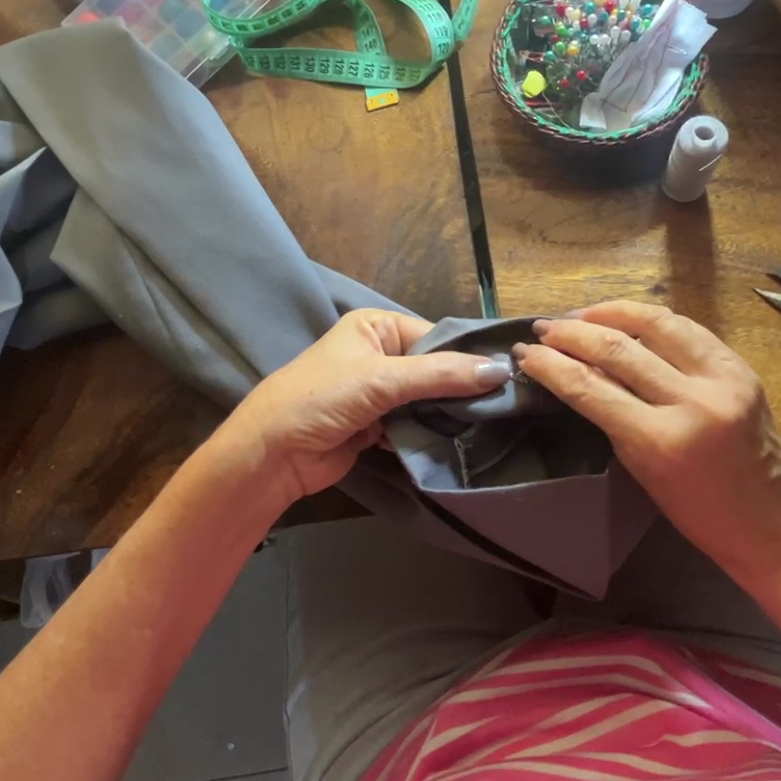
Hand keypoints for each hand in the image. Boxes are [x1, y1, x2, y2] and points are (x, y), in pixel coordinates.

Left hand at [211, 310, 511, 508]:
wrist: (274, 454)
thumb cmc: (322, 398)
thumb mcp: (383, 379)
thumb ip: (441, 375)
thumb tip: (501, 370)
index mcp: (376, 326)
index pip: (435, 336)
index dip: (466, 356)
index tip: (505, 377)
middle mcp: (379, 353)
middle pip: (434, 368)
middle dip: (460, 388)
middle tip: (503, 406)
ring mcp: (378, 391)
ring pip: (427, 399)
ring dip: (447, 414)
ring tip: (488, 425)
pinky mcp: (378, 425)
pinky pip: (416, 424)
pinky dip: (431, 432)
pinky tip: (458, 441)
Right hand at [513, 302, 780, 587]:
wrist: (769, 525)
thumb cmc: (694, 511)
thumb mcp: (639, 465)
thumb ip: (609, 413)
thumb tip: (572, 369)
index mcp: (662, 439)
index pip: (590, 386)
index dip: (549, 365)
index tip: (523, 352)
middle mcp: (694, 401)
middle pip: (617, 347)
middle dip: (572, 332)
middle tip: (543, 328)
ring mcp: (724, 378)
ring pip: (656, 322)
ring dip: (610, 312)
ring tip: (580, 314)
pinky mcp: (742, 367)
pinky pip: (688, 329)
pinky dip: (651, 320)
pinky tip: (627, 319)